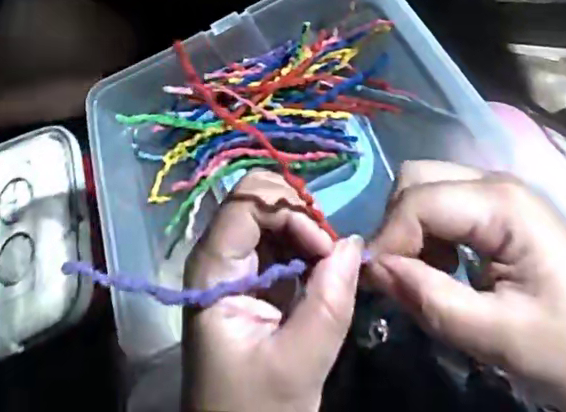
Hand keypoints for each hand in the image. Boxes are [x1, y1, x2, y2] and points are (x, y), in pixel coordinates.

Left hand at [183, 171, 363, 411]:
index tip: (324, 249)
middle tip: (333, 254)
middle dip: (300, 215)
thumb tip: (353, 242)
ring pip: (272, 216)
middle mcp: (218, 254)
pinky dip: (306, 247)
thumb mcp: (297, 367)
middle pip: (259, 199)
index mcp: (212, 266)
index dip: (289, 212)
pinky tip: (324, 273)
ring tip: (333, 267)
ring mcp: (235, 265)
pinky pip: (281, 242)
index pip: (246, 200)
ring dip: (307, 231)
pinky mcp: (253, 279)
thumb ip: (326, 304)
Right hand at [365, 161, 565, 409]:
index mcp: (502, 203)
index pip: (417, 200)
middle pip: (417, 181)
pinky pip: (445, 207)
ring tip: (421, 281)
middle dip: (397, 227)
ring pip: (426, 190)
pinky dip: (430, 235)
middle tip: (397, 280)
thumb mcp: (503, 339)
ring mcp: (500, 195)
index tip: (375, 285)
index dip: (389, 240)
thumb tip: (372, 270)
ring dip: (412, 231)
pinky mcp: (501, 215)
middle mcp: (495, 183)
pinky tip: (443, 272)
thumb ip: (432, 300)